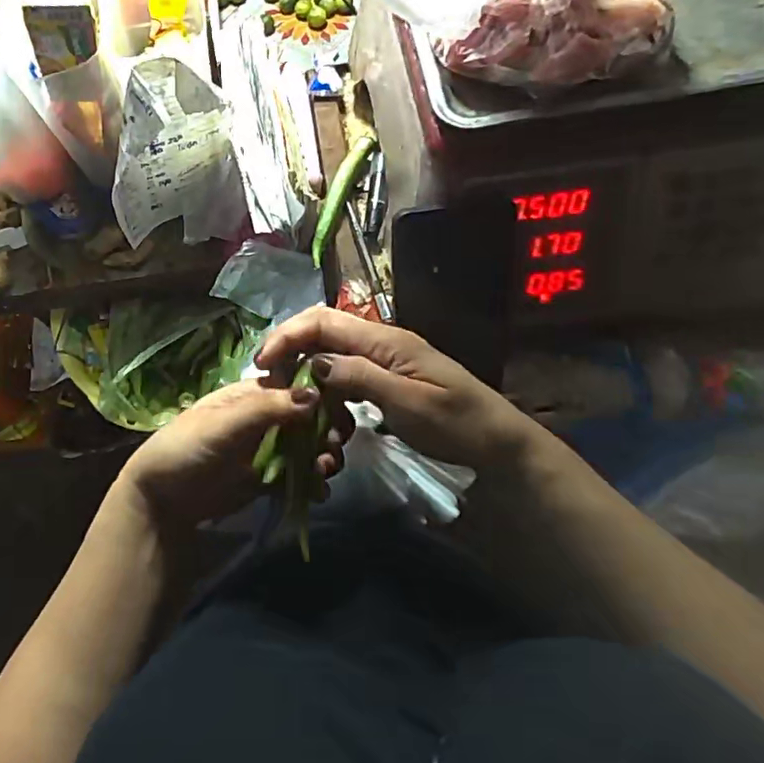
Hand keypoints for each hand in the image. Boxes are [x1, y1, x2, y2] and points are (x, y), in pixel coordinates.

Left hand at [117, 377, 348, 528]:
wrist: (161, 500)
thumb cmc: (185, 449)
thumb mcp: (223, 424)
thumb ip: (267, 408)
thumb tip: (316, 394)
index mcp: (253, 394)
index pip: (298, 383)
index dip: (323, 395)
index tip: (338, 413)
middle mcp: (266, 417)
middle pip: (311, 417)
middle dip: (327, 431)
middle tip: (330, 448)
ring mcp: (268, 448)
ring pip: (310, 447)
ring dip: (324, 458)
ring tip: (322, 472)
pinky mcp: (269, 478)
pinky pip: (300, 476)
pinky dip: (313, 483)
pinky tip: (317, 494)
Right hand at [257, 306, 545, 471]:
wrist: (499, 441)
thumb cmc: (457, 423)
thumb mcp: (407, 402)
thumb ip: (360, 377)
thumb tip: (314, 362)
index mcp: (386, 340)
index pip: (324, 321)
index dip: (288, 335)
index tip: (264, 363)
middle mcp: (382, 340)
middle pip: (323, 328)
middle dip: (290, 346)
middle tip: (268, 377)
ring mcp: (385, 357)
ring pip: (330, 347)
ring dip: (304, 363)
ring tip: (286, 390)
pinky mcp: (387, 375)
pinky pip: (344, 367)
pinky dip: (322, 379)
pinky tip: (315, 400)